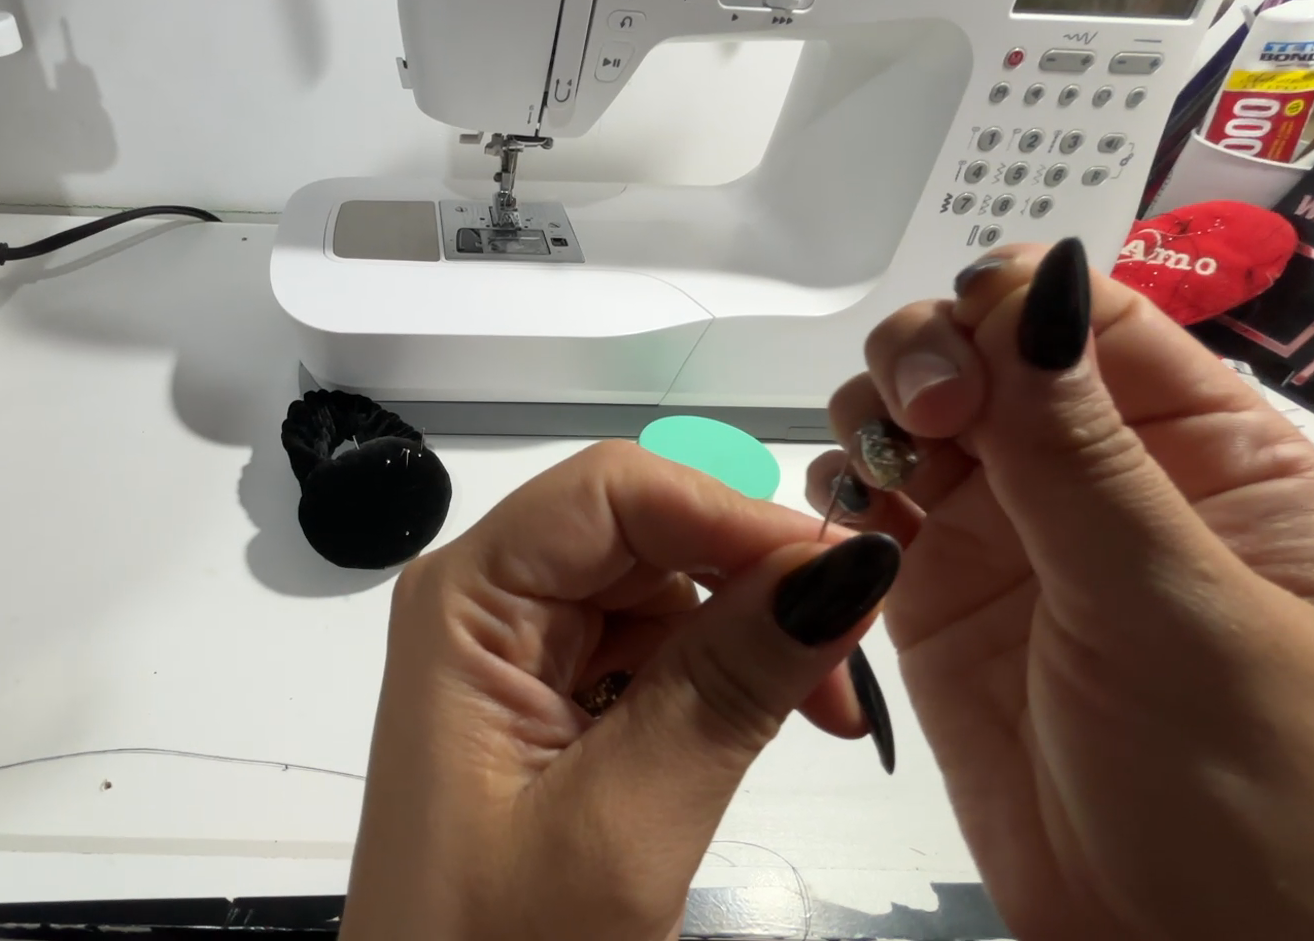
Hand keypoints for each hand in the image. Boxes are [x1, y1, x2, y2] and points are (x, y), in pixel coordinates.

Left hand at [341, 442, 899, 940]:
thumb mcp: (623, 822)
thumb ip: (728, 684)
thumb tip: (846, 566)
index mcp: (467, 597)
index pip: (607, 492)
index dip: (725, 512)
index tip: (842, 572)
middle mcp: (483, 592)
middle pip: (631, 526)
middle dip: (743, 573)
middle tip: (845, 658)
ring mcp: (510, 634)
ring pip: (649, 577)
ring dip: (737, 625)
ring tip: (812, 707)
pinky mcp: (538, 677)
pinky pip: (639, 633)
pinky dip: (708, 662)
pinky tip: (751, 709)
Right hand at [810, 240, 1313, 938]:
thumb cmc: (1269, 800)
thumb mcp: (1181, 609)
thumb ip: (1084, 452)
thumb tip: (1035, 286)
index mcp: (1202, 454)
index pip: (1087, 320)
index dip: (1008, 308)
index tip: (961, 363)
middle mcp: (1086, 474)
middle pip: (971, 353)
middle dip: (921, 363)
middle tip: (919, 425)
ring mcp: (996, 530)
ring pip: (900, 418)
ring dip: (869, 422)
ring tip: (878, 483)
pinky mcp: (926, 584)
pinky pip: (864, 500)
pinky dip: (840, 491)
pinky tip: (849, 519)